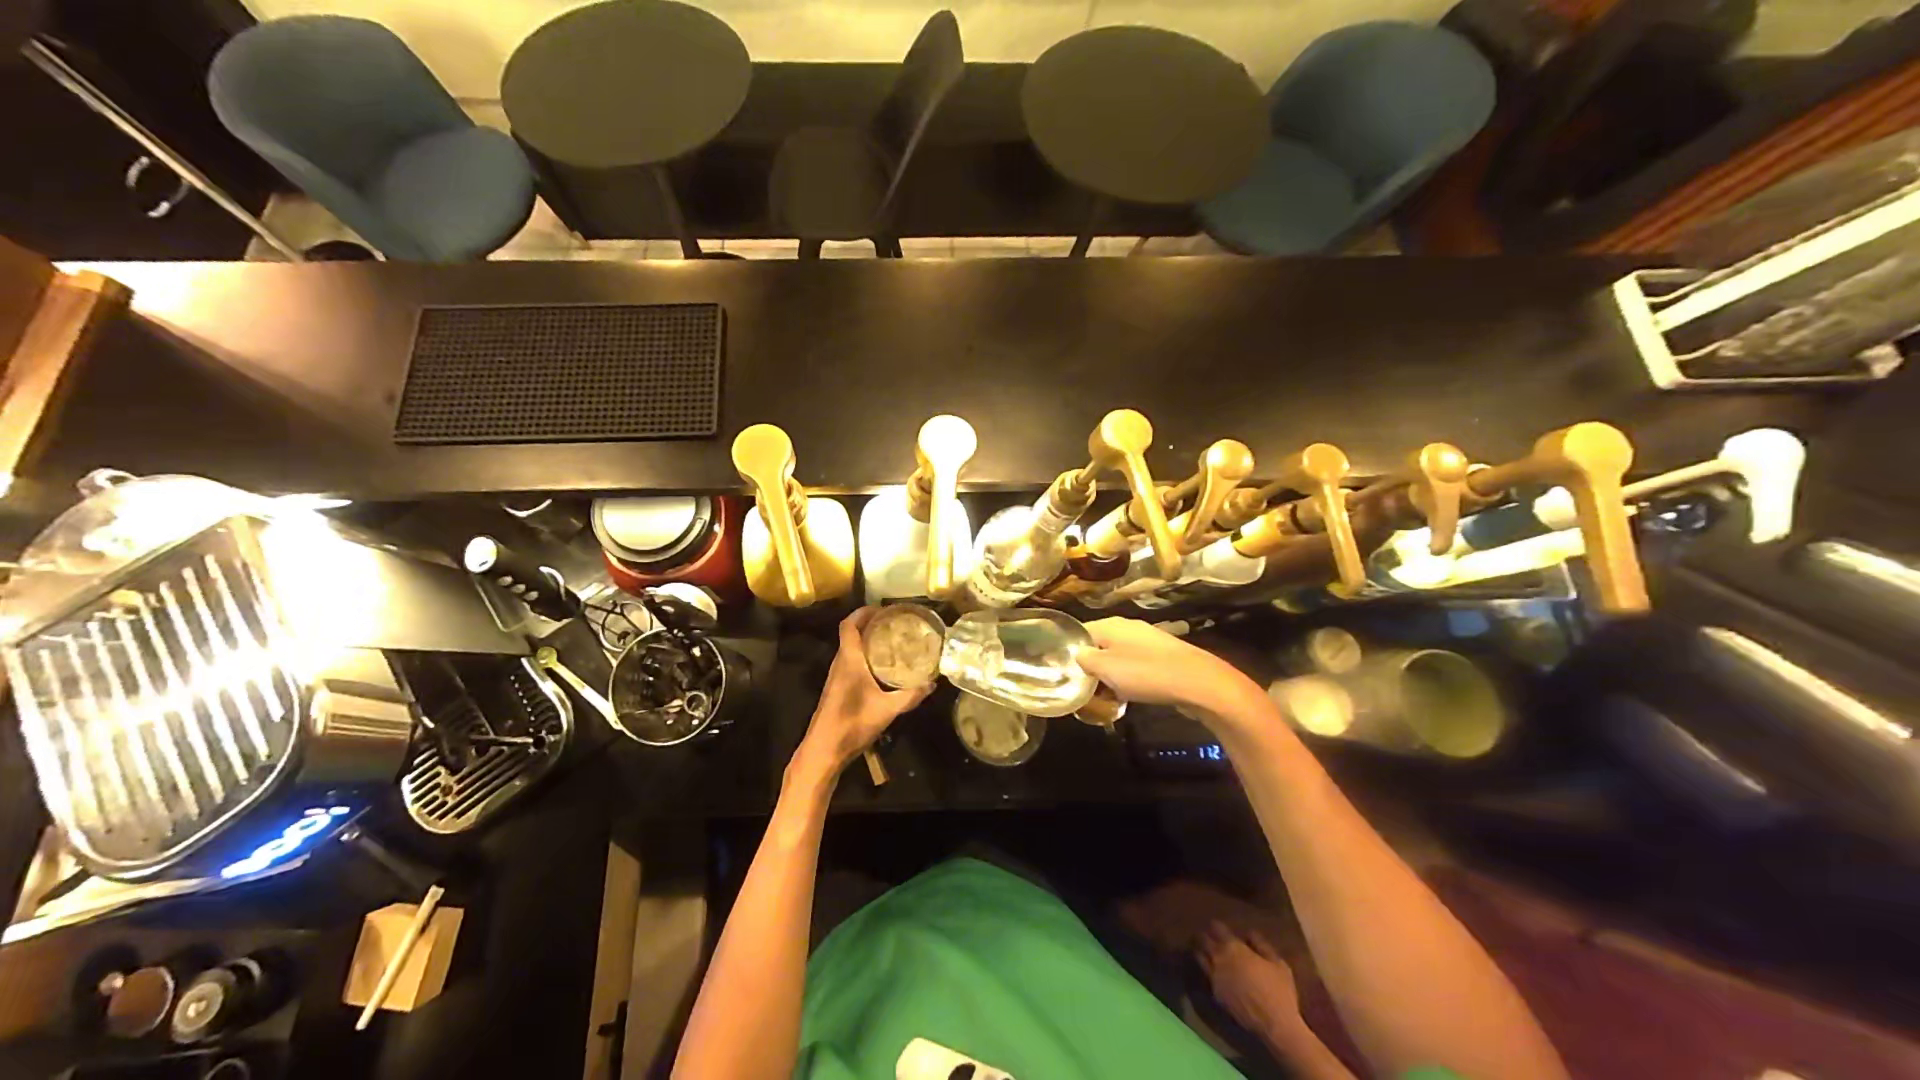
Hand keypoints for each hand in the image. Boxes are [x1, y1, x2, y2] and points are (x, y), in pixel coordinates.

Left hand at [796, 608, 930, 780]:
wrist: (824, 749)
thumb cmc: (853, 723)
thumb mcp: (888, 710)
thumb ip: (911, 695)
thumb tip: (932, 683)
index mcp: (849, 660)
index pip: (849, 625)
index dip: (863, 612)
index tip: (883, 609)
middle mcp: (840, 663)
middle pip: (850, 634)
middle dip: (869, 624)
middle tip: (894, 623)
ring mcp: (836, 677)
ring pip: (850, 649)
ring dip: (866, 640)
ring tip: (891, 640)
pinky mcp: (837, 689)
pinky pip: (850, 663)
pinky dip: (864, 656)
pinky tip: (881, 668)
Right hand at [1078, 618, 1253, 714]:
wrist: (1198, 682)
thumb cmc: (1145, 673)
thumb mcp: (1105, 668)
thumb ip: (1084, 660)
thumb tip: (1076, 655)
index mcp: (1111, 624)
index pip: (1079, 633)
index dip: (1068, 653)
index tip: (1064, 674)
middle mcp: (1128, 627)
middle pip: (1099, 646)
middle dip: (1090, 668)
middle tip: (1084, 690)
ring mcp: (1148, 641)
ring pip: (1118, 657)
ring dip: (1110, 676)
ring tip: (1106, 697)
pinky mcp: (1164, 656)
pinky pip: (1137, 666)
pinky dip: (1130, 680)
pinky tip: (1131, 696)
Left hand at [1197, 921, 1302, 1044]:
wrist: (1274, 1024)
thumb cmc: (1279, 990)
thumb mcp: (1278, 963)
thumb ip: (1261, 945)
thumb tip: (1249, 933)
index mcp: (1234, 947)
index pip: (1216, 928)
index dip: (1216, 925)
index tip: (1217, 925)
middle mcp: (1219, 958)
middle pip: (1202, 940)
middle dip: (1203, 935)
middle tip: (1206, 935)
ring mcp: (1214, 976)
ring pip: (1199, 956)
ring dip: (1200, 951)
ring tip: (1203, 950)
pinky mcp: (1215, 993)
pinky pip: (1205, 976)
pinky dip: (1206, 970)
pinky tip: (1211, 972)